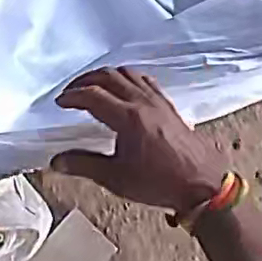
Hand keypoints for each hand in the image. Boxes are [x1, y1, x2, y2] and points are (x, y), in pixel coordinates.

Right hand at [52, 66, 229, 211]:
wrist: (203, 186)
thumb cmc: (160, 183)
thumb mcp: (116, 178)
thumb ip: (84, 165)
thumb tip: (57, 161)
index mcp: (128, 118)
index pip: (92, 95)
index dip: (72, 96)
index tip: (60, 103)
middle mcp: (143, 103)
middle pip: (108, 76)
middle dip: (84, 81)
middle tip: (70, 92)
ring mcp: (158, 102)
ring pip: (126, 74)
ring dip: (105, 76)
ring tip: (92, 87)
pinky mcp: (168, 106)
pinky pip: (144, 80)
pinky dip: (126, 79)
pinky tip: (122, 90)